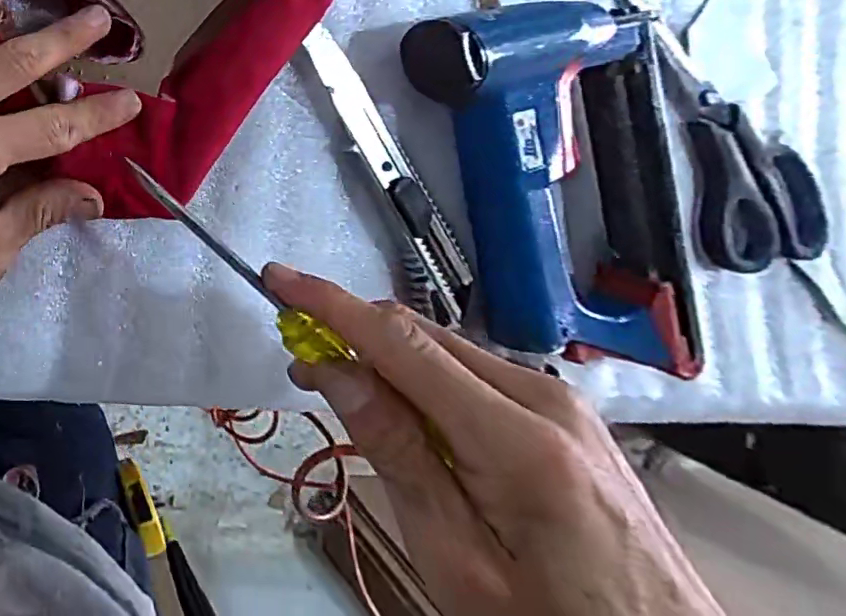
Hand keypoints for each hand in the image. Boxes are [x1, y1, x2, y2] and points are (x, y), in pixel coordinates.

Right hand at [263, 264, 722, 615]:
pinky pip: (473, 373)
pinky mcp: (564, 414)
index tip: (281, 281)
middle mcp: (546, 400)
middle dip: (352, 334)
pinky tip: (407, 412)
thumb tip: (337, 373)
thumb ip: (398, 457)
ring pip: (445, 350)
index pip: (402, 343)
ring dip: (386, 359)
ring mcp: (561, 402)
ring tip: (348, 395)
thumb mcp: (459, 564)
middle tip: (302, 361)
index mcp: (521, 441)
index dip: (331, 305)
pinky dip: (424, 377)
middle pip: (422, 337)